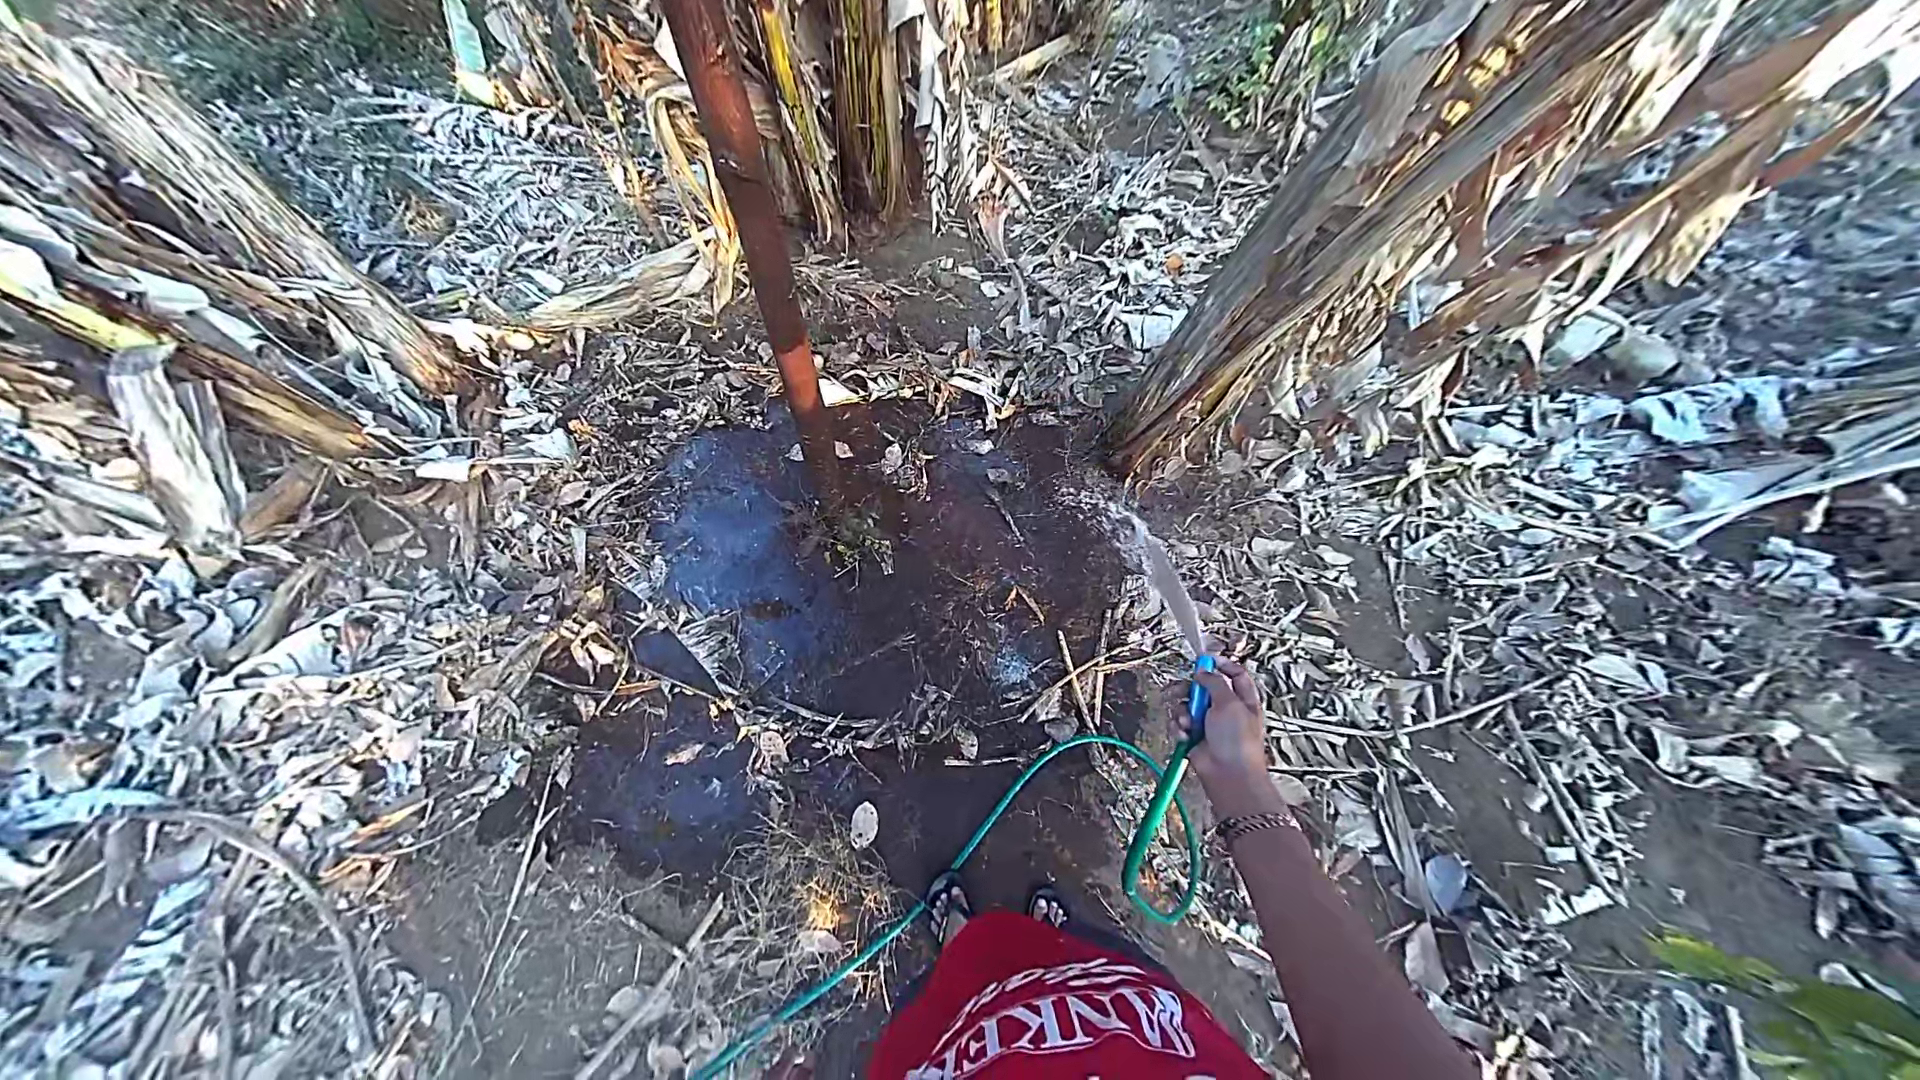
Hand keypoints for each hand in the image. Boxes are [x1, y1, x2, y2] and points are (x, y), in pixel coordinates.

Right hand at [1175, 658, 1285, 817]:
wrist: (1228, 775)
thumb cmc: (1238, 743)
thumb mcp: (1229, 704)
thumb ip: (1214, 682)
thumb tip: (1203, 672)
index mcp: (1243, 700)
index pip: (1234, 674)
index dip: (1220, 665)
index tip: (1204, 660)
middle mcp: (1226, 710)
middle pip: (1204, 688)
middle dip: (1191, 689)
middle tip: (1185, 691)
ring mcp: (1209, 724)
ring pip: (1187, 705)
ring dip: (1183, 712)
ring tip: (1187, 721)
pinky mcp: (1195, 736)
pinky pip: (1180, 723)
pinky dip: (1179, 727)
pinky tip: (1186, 734)